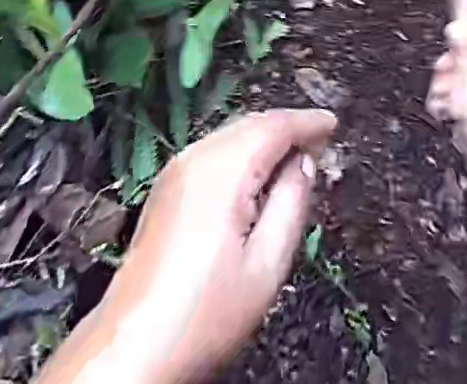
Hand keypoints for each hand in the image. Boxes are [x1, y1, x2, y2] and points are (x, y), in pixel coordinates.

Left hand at [37, 109, 337, 383]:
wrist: (134, 346)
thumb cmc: (204, 314)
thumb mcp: (266, 266)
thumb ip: (292, 204)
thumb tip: (305, 164)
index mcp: (223, 172)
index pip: (273, 126)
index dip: (307, 122)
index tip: (332, 124)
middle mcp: (196, 158)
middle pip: (251, 124)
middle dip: (288, 128)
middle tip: (321, 143)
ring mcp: (177, 169)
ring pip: (232, 134)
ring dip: (266, 138)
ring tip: (297, 156)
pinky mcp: (168, 185)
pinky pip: (215, 150)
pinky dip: (244, 151)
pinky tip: (258, 173)